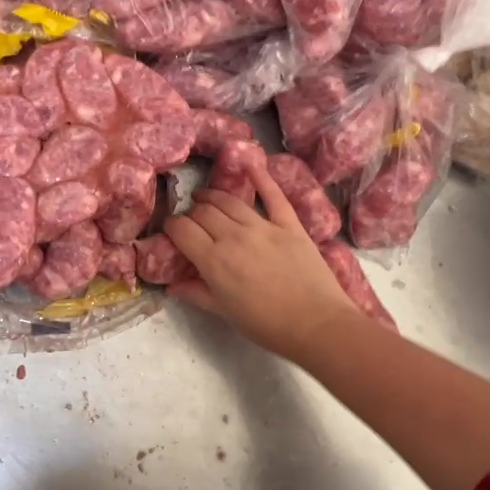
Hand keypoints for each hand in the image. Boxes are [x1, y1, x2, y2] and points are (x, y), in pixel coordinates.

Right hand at [165, 168, 363, 359]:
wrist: (319, 326)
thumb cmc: (267, 325)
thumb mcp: (225, 313)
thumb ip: (196, 294)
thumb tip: (171, 287)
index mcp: (213, 260)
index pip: (181, 230)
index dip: (171, 227)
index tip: (171, 231)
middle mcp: (233, 236)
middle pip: (203, 212)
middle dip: (191, 214)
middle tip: (191, 221)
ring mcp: (263, 227)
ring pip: (229, 201)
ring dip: (212, 197)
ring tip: (204, 197)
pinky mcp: (290, 225)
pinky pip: (273, 196)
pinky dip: (261, 177)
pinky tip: (250, 163)